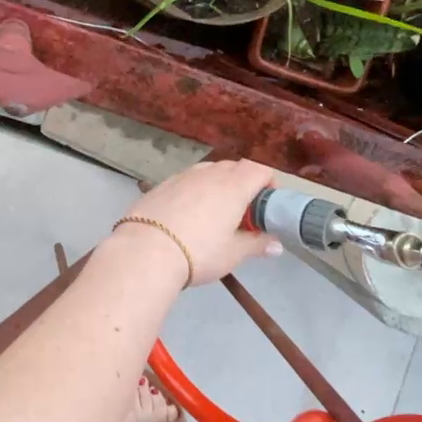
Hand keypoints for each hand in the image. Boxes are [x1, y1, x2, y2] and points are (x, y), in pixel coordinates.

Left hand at [118, 160, 281, 285]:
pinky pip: (186, 180)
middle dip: (243, 184)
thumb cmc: (198, 252)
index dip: (268, 182)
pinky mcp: (161, 184)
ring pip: (208, 171)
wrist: (145, 251)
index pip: (259, 168)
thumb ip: (256, 245)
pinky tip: (185, 215)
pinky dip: (193, 190)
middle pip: (234, 167)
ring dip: (217, 185)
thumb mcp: (233, 253)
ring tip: (213, 213)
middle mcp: (208, 174)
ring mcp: (182, 176)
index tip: (266, 203)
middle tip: (242, 212)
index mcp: (233, 186)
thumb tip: (276, 245)